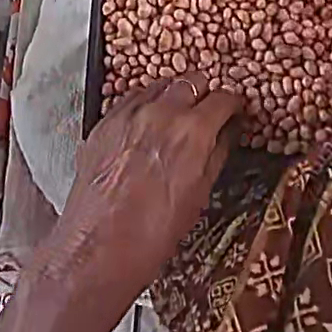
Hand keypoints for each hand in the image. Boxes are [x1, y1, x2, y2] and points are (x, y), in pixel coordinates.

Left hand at [53, 74, 243, 298]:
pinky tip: (147, 123)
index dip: (232, 104)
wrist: (98, 250)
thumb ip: (217, 152)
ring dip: (174, 95)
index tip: (232, 110)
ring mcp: (129, 115)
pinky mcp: (104, 123)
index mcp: (194, 130)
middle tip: (206, 111)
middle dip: (204, 93)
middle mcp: (162, 113)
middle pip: (193, 80)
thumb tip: (227, 132)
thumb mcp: (200, 193)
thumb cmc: (153, 232)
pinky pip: (132, 99)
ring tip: (176, 115)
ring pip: (161, 85)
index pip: (224, 98)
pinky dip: (145, 104)